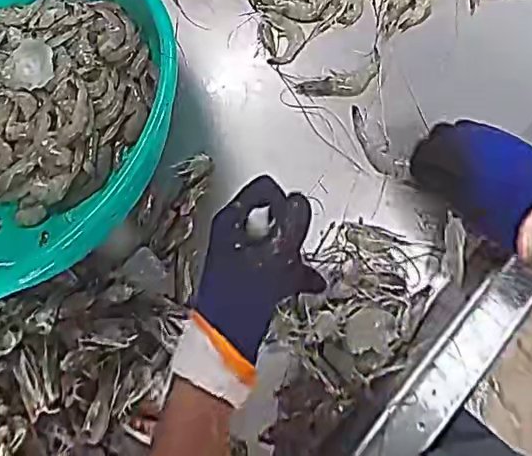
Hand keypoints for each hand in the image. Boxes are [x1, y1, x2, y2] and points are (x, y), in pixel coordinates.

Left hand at [192, 175, 323, 363]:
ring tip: (303, 267)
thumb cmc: (242, 299)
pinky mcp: (245, 272)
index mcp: (232, 219)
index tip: (295, 220)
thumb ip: (292, 224)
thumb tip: (299, 201)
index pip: (265, 188)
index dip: (285, 200)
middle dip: (292, 228)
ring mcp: (237, 251)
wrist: (225, 343)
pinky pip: (273, 258)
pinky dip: (289, 268)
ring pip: (275, 236)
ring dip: (293, 250)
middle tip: (299, 243)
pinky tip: (305, 282)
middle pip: (272, 211)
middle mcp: (232, 231)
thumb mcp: (275, 255)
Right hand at [410, 120, 531, 249]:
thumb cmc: (501, 214)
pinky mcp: (514, 142)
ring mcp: (495, 136)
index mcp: (453, 148)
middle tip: (438, 168)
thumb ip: (440, 182)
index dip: (421, 162)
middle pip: (445, 134)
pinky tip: (485, 170)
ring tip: (463, 170)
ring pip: (468, 134)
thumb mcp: (459, 203)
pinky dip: (482, 151)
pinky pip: (489, 140)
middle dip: (439, 149)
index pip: (425, 149)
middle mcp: (473, 135)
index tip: (421, 172)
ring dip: (461, 148)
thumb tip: (430, 177)